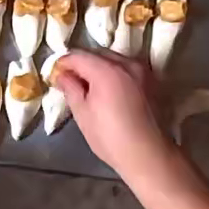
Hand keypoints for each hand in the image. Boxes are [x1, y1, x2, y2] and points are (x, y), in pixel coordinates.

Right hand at [50, 51, 179, 181]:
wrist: (149, 154)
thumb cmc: (110, 137)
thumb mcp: (83, 114)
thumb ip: (71, 88)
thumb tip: (61, 75)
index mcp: (107, 70)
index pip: (78, 56)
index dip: (63, 63)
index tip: (55, 75)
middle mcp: (127, 63)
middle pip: (98, 53)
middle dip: (81, 63)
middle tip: (70, 80)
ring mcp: (143, 70)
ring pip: (115, 59)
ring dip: (99, 66)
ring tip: (90, 86)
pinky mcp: (153, 80)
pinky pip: (128, 68)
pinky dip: (115, 72)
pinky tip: (110, 90)